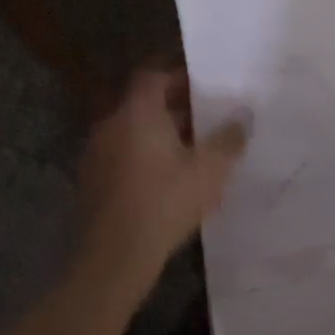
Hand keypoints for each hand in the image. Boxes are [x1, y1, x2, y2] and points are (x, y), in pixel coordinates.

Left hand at [78, 69, 247, 280]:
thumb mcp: (210, 170)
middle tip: (205, 123)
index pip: (153, 77)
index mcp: (137, 112)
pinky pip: (122, 158)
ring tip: (191, 156)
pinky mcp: (91, 183)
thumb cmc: (165, 202)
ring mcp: (96, 155)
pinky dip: (143, 161)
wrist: (113, 257)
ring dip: (158, 138)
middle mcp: (111, 125)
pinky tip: (167, 184)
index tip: (203, 90)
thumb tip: (243, 115)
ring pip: (132, 133)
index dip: (178, 78)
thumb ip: (229, 139)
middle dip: (174, 111)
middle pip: (143, 105)